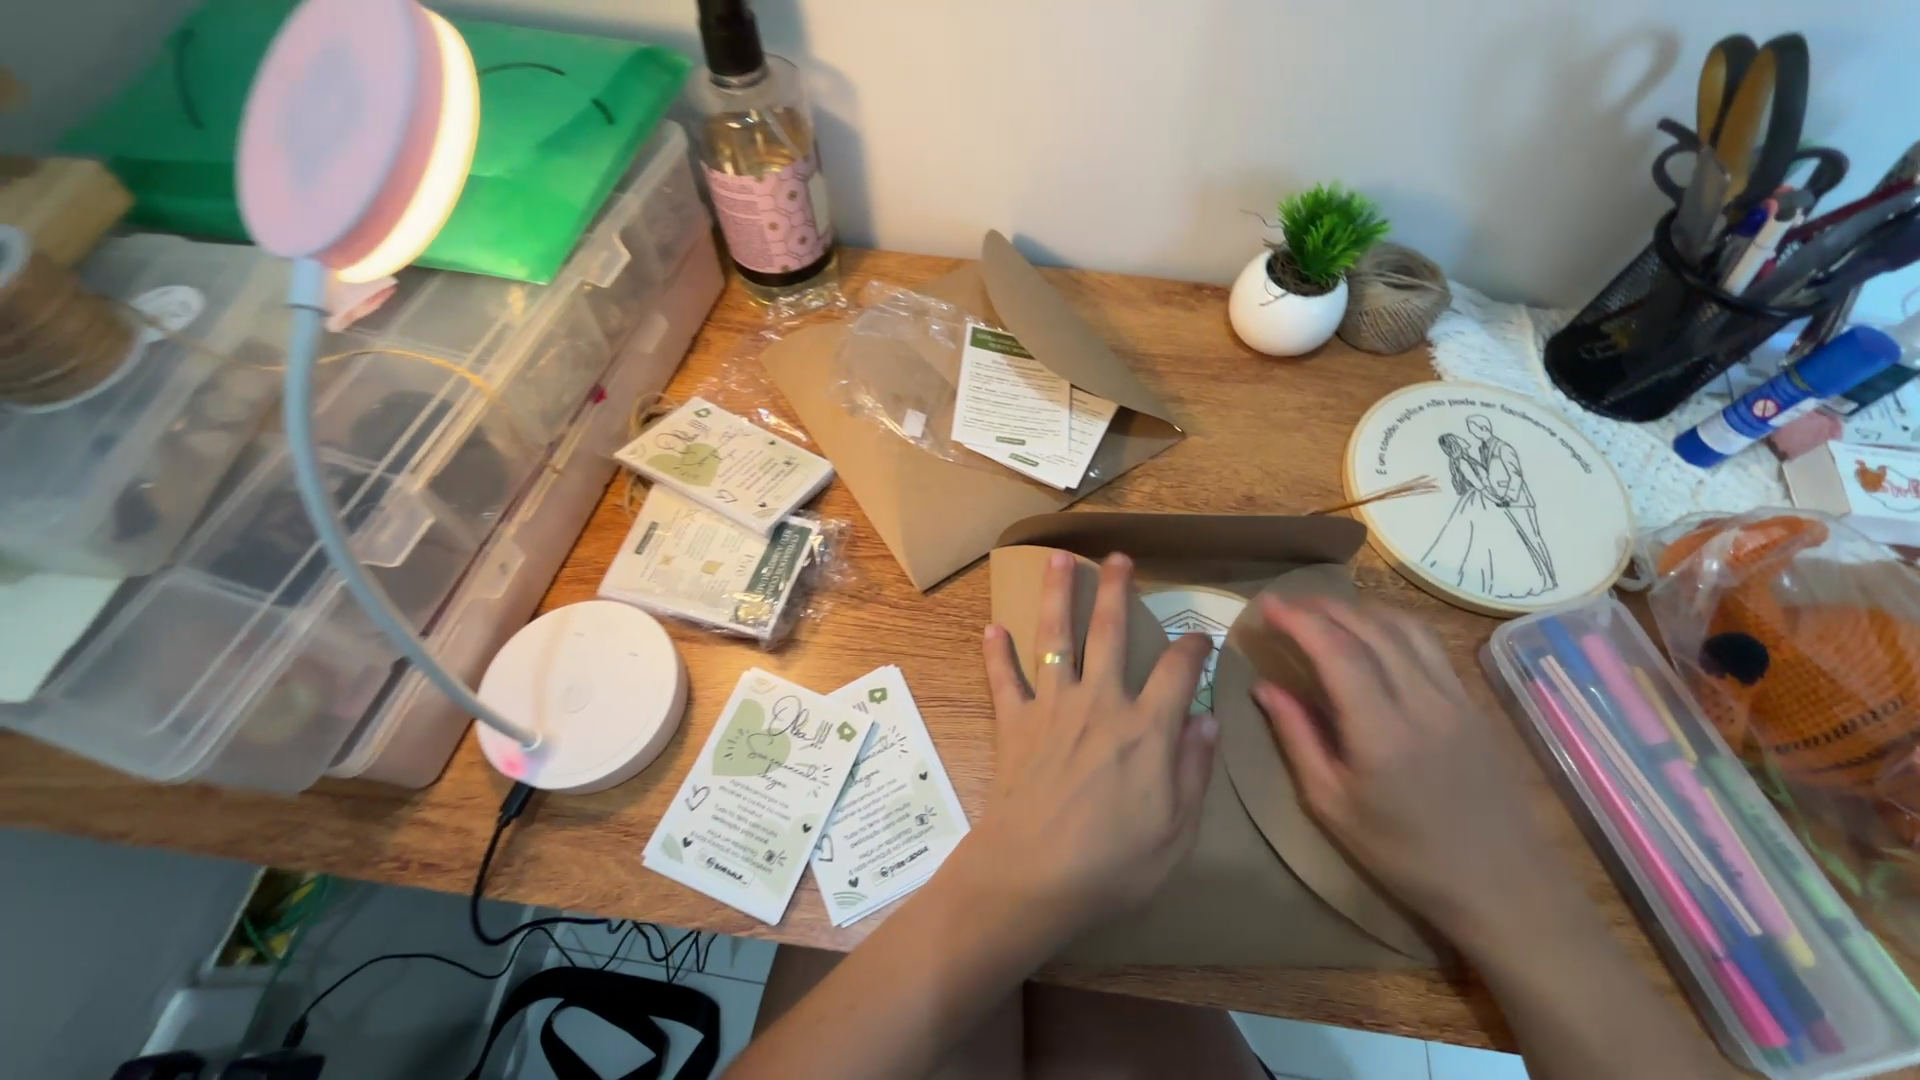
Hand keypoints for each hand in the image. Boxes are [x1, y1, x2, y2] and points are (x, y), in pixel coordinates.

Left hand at [970, 551, 1216, 940]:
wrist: (1032, 875)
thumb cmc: (1113, 864)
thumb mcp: (1177, 830)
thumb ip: (1194, 770)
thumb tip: (1209, 720)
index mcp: (1146, 729)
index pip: (1179, 671)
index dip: (1194, 647)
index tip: (1202, 635)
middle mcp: (1100, 703)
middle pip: (1111, 633)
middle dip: (1117, 591)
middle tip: (1119, 558)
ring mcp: (1052, 708)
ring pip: (1056, 638)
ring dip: (1058, 595)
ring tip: (1059, 559)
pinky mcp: (1014, 723)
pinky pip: (1003, 679)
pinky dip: (996, 653)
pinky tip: (992, 627)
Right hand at [1251, 595, 1560, 942]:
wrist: (1505, 887)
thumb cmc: (1405, 856)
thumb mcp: (1331, 806)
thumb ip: (1297, 739)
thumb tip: (1266, 688)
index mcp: (1381, 732)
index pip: (1336, 651)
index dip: (1299, 620)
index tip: (1266, 605)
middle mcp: (1423, 702)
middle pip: (1370, 628)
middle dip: (1322, 607)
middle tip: (1285, 605)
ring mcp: (1456, 699)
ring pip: (1406, 627)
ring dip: (1359, 610)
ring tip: (1324, 612)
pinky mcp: (1475, 704)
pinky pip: (1430, 646)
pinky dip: (1392, 625)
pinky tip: (1372, 634)